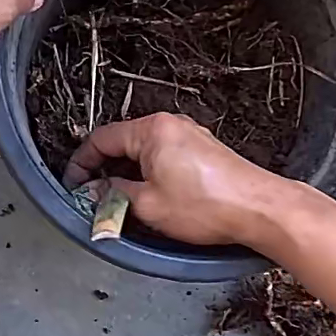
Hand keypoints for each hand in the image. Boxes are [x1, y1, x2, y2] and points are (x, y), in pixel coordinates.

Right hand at [63, 113, 297, 247]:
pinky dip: (149, 174)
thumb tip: (95, 193)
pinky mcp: (201, 150)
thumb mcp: (147, 205)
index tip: (74, 183)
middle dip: (105, 170)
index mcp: (151, 129)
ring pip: (142, 151)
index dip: (82, 163)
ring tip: (124, 201)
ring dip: (128, 174)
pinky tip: (150, 197)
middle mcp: (169, 125)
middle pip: (121, 142)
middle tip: (95, 196)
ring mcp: (188, 136)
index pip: (101, 139)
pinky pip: (162, 156)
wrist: (261, 210)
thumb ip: (112, 195)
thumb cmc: (210, 204)